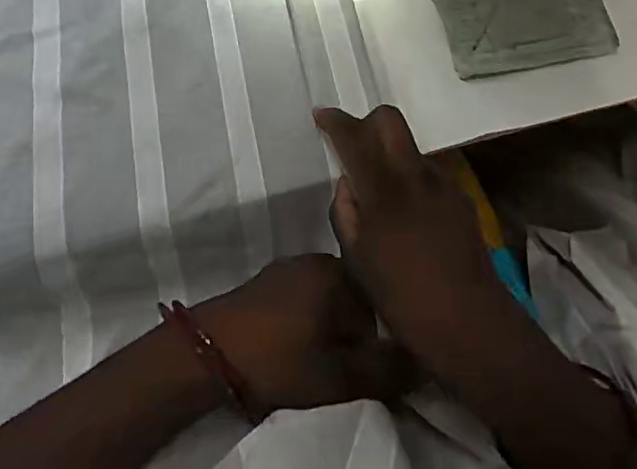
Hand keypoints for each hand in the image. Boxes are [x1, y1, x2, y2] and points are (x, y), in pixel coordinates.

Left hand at [191, 254, 412, 413]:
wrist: (211, 352)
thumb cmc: (280, 360)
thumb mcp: (342, 376)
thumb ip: (389, 370)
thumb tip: (425, 362)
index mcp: (336, 271)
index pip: (385, 294)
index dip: (394, 331)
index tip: (393, 362)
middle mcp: (314, 260)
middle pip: (359, 295)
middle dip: (365, 331)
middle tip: (363, 368)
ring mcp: (288, 268)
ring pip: (332, 298)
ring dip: (339, 328)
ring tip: (336, 362)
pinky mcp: (268, 282)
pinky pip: (308, 299)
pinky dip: (315, 322)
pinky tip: (308, 348)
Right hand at [314, 105, 511, 357]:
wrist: (473, 328)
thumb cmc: (403, 297)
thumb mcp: (355, 258)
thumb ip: (344, 211)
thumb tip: (349, 184)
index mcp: (384, 188)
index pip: (354, 136)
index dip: (334, 121)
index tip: (321, 116)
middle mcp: (416, 176)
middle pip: (390, 121)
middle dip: (367, 123)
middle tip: (353, 146)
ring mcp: (444, 186)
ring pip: (409, 149)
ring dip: (391, 156)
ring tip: (381, 196)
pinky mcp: (463, 201)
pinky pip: (427, 175)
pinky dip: (411, 180)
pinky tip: (408, 217)